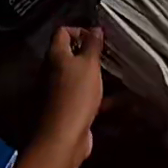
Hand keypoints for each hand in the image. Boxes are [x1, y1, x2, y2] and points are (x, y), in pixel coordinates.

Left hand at [37, 26, 102, 162]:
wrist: (63, 138)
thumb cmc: (76, 94)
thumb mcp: (89, 64)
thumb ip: (92, 44)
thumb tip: (95, 28)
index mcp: (55, 56)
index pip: (62, 32)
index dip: (80, 30)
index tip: (97, 38)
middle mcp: (51, 71)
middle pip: (69, 54)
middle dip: (89, 54)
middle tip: (107, 55)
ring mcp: (56, 92)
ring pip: (77, 76)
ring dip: (94, 75)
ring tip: (114, 74)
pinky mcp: (65, 109)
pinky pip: (82, 96)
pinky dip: (97, 96)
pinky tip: (117, 99)